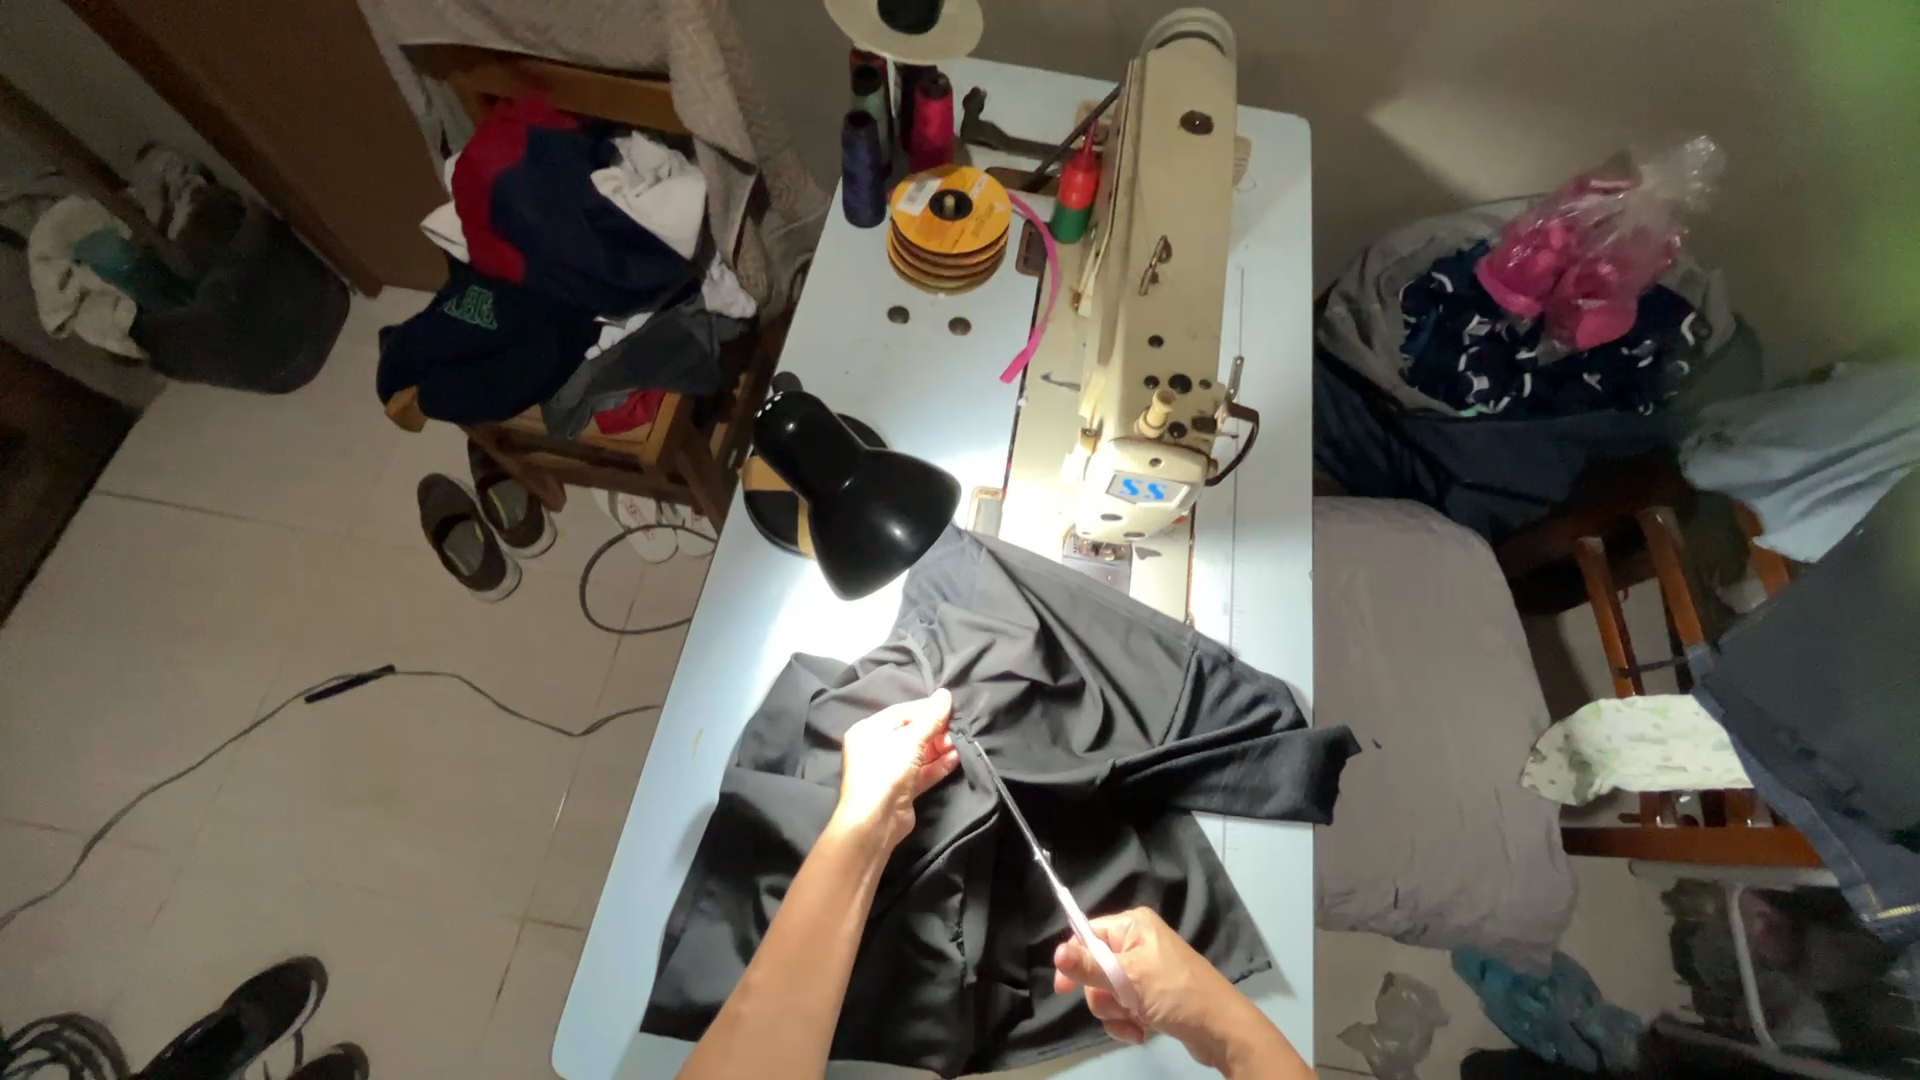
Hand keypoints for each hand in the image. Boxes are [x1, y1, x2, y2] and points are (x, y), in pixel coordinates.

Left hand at [830, 689, 960, 851]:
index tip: (949, 707)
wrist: (875, 820)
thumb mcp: (910, 739)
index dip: (926, 709)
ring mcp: (889, 770)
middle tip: (956, 729)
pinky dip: (938, 765)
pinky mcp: (901, 789)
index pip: (901, 712)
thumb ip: (931, 717)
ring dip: (939, 748)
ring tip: (960, 743)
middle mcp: (876, 748)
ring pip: (918, 754)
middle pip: (911, 733)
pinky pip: (922, 772)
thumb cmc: (887, 769)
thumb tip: (945, 694)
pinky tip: (956, 758)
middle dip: (935, 731)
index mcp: (869, 729)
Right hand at [1053, 908, 1281, 1071]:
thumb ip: (1090, 967)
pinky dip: (1127, 1022)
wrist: (1223, 1031)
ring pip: (1107, 992)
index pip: (1088, 934)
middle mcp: (1137, 942)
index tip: (1062, 989)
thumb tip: (1056, 952)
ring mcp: (1145, 970)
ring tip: (1135, 1024)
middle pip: (1095, 967)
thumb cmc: (1176, 994)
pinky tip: (1141, 1032)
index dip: (1074, 960)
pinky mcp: (1151, 995)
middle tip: (1120, 1008)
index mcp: (1132, 925)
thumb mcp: (1130, 979)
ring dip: (1115, 1014)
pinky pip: (1123, 1006)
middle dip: (1103, 996)